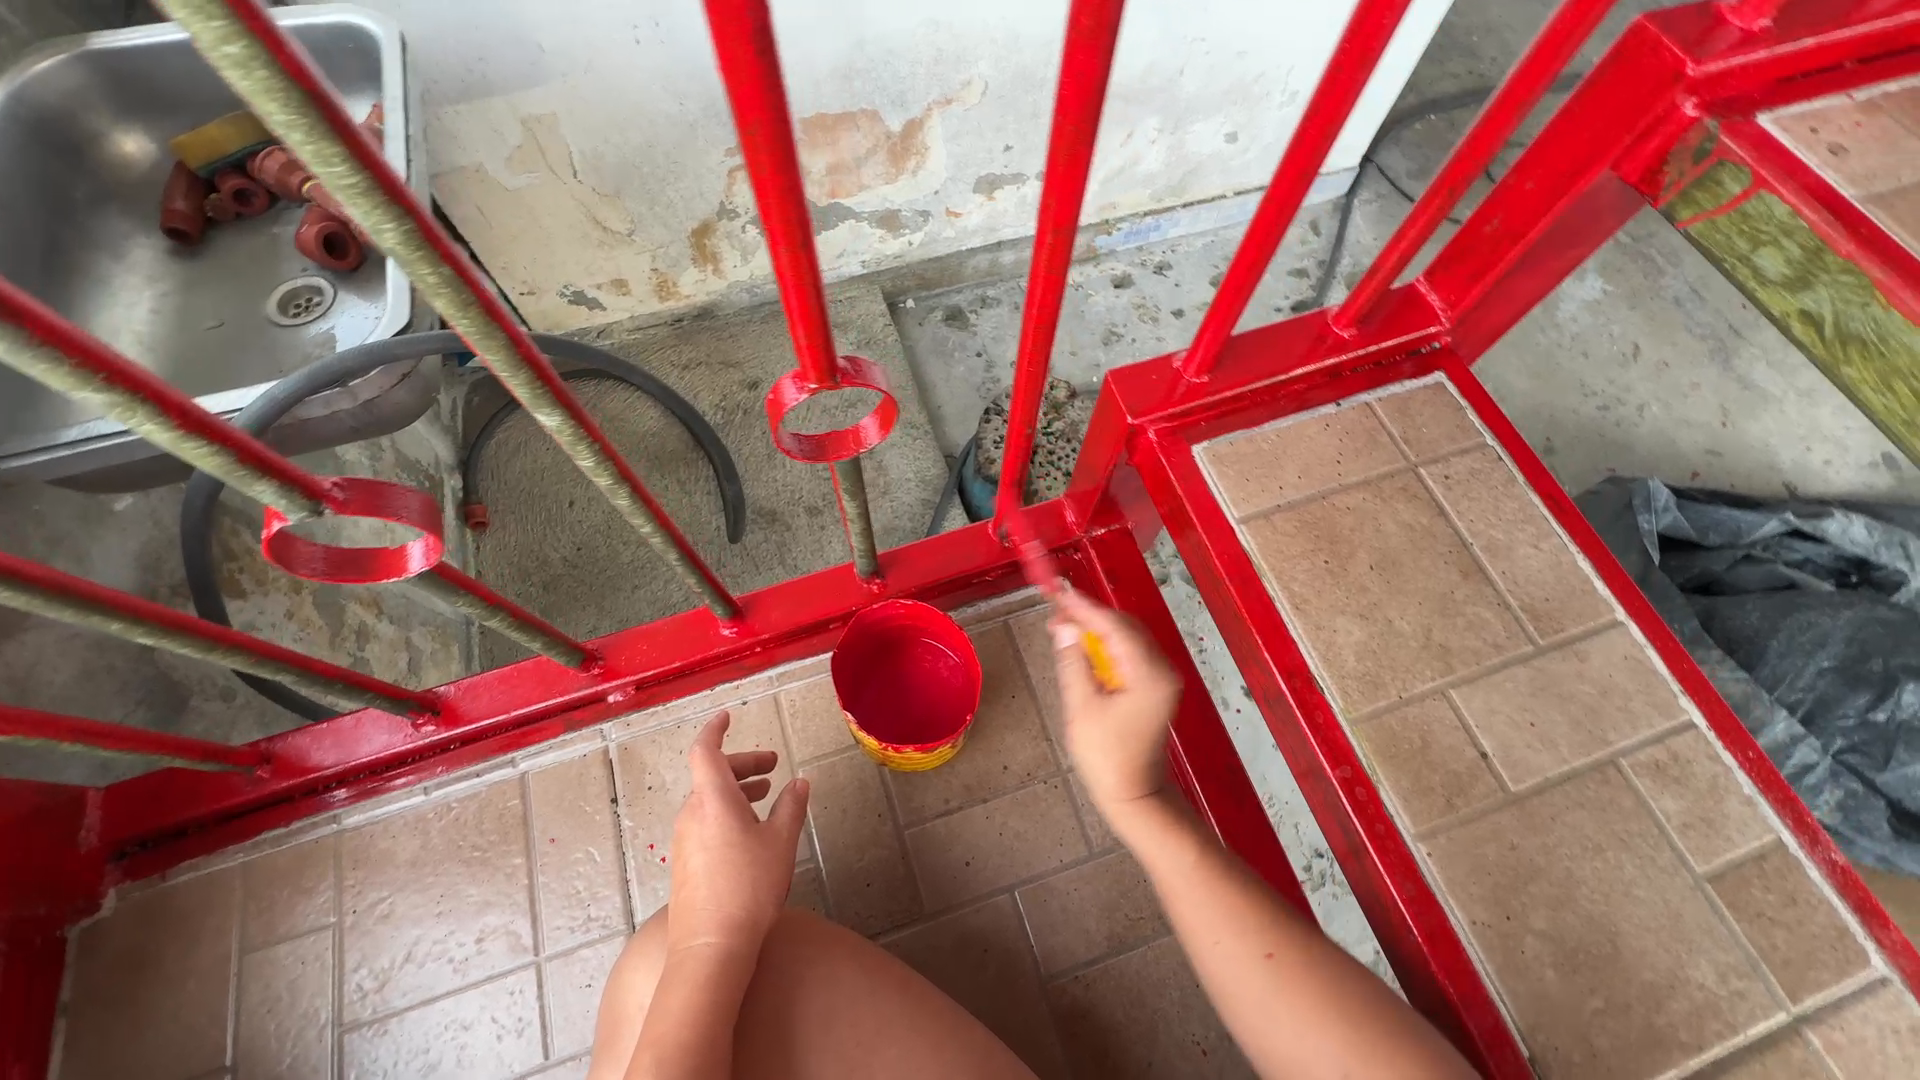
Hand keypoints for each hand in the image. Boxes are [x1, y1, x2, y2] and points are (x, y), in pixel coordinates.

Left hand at [665, 712, 810, 953]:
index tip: (728, 717)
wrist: (710, 947)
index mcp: (712, 800)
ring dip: (736, 790)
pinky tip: (750, 831)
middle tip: (772, 765)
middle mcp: (692, 814)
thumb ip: (791, 807)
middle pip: (711, 775)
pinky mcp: (686, 863)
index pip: (705, 751)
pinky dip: (727, 812)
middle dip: (742, 764)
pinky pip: (705, 822)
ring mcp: (684, 840)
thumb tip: (799, 782)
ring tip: (766, 795)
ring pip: (708, 800)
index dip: (716, 730)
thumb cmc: (749, 887)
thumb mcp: (781, 842)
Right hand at [1049, 588, 1181, 817]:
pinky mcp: (1156, 687)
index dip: (1084, 607)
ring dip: (1098, 630)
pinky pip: (1131, 654)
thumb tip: (1064, 627)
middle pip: (1124, 627)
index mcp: (1148, 673)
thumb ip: (1073, 662)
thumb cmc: (1105, 757)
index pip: (1114, 626)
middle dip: (1090, 616)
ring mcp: (1162, 678)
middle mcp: (1162, 669)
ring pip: (1128, 638)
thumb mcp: (1081, 708)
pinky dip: (1107, 646)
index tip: (1058, 593)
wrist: (1135, 794)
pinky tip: (1084, 648)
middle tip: (1055, 611)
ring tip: (1064, 627)